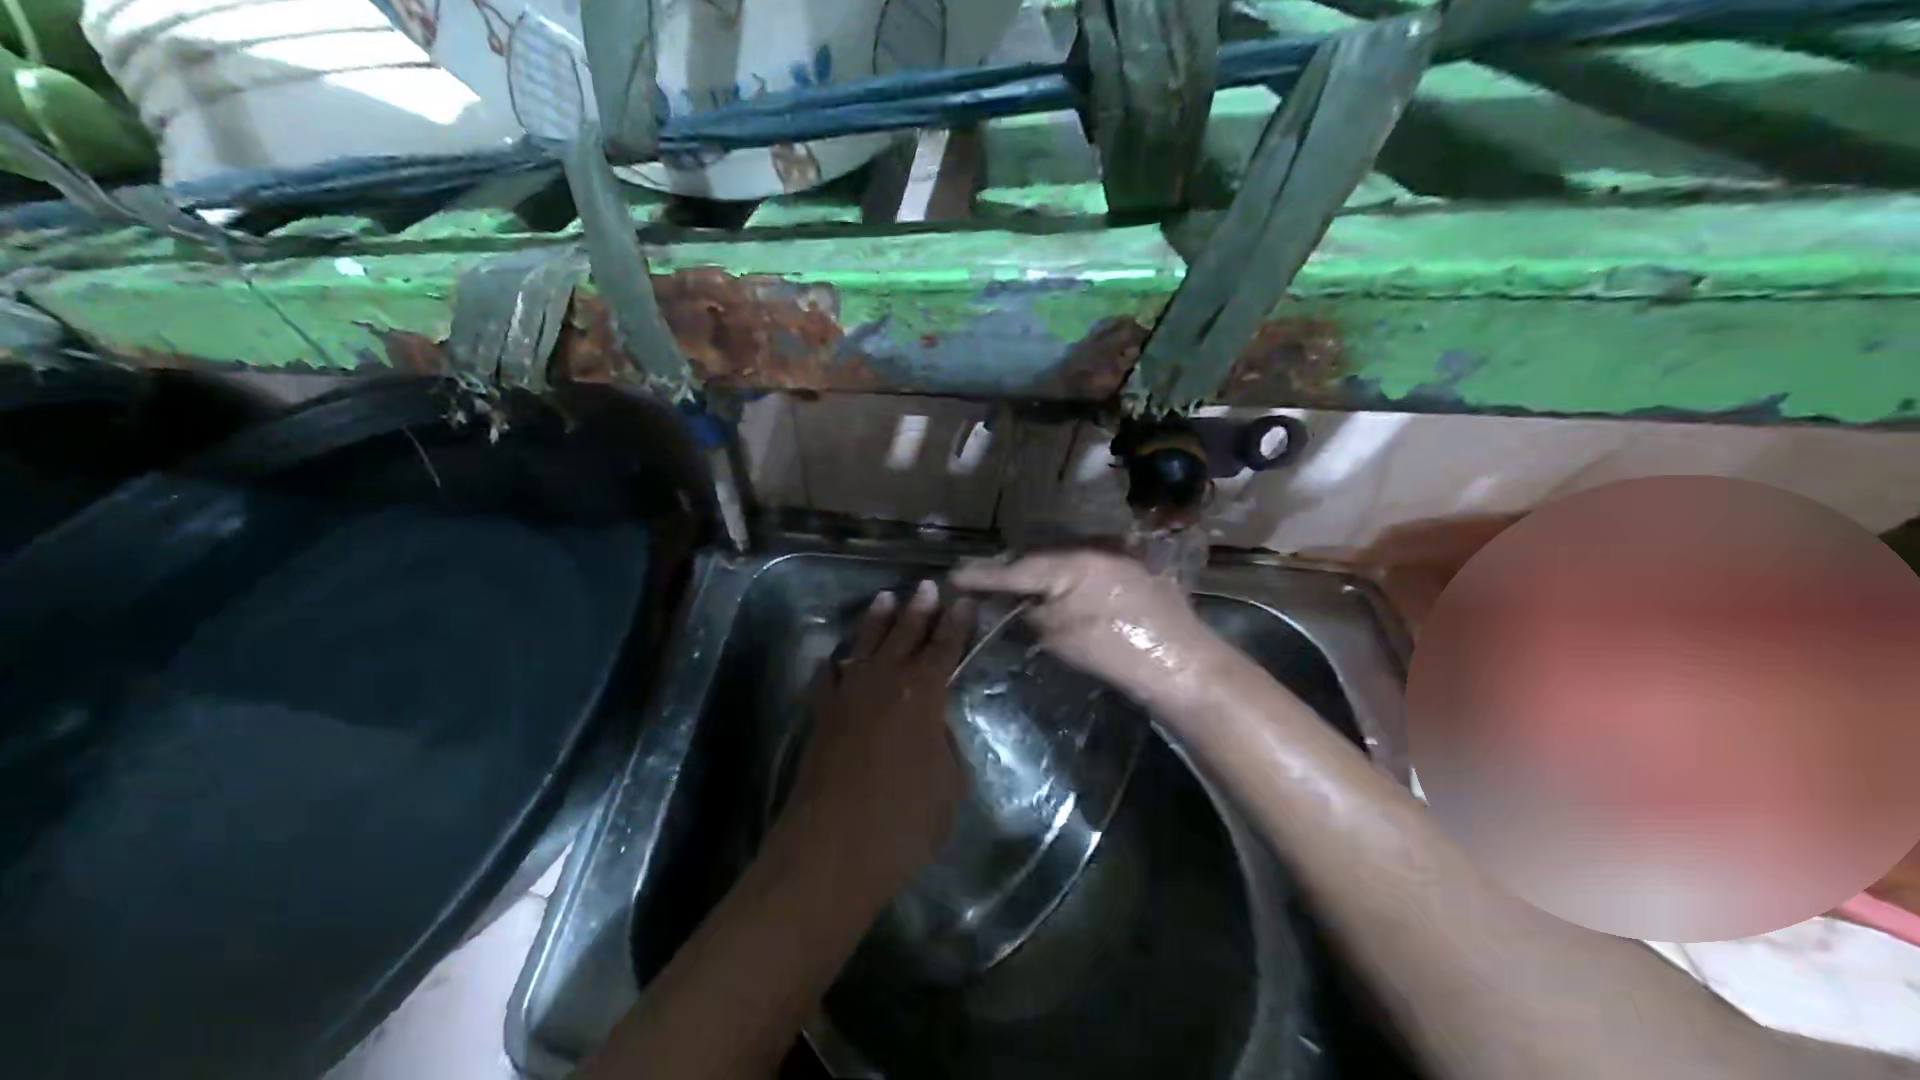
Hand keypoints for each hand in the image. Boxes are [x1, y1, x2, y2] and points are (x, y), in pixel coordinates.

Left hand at [779, 581, 972, 893]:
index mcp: (922, 695)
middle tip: (929, 585)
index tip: (965, 601)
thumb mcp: (948, 784)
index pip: (944, 648)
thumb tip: (933, 724)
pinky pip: (829, 677)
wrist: (833, 849)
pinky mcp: (822, 715)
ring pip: (865, 646)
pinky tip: (838, 654)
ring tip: (886, 597)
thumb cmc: (904, 822)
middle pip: (904, 635)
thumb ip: (944, 743)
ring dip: (877, 621)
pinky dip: (836, 662)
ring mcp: (847, 696)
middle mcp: (883, 683)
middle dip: (919, 609)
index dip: (956, 623)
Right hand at [951, 551, 1228, 710]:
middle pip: (1038, 559)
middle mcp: (1093, 550)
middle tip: (978, 581)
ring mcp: (1115, 559)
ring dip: (1036, 575)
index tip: (953, 576)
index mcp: (1072, 562)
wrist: (1182, 665)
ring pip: (1062, 563)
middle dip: (1009, 571)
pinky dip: (1062, 582)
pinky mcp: (1129, 574)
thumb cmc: (1117, 651)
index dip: (982, 575)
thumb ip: (1031, 613)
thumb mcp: (1059, 636)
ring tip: (1009, 587)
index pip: (1016, 569)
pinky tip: (1051, 594)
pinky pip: (1082, 571)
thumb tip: (1019, 604)